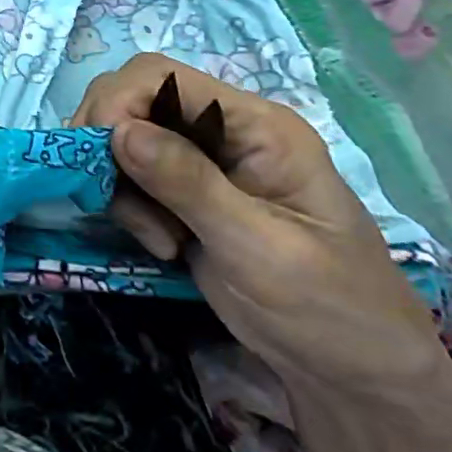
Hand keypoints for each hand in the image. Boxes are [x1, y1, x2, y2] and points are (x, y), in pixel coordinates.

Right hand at [73, 52, 443, 392]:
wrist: (352, 375)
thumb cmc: (327, 309)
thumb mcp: (259, 248)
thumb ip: (189, 184)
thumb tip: (119, 131)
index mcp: (256, 126)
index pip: (161, 76)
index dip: (118, 102)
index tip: (100, 155)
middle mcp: (223, 130)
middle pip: (131, 99)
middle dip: (110, 144)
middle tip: (115, 198)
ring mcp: (201, 161)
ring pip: (121, 137)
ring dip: (118, 183)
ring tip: (156, 238)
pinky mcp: (181, 192)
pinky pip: (127, 174)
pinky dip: (126, 204)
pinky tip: (160, 244)